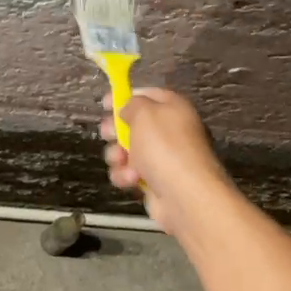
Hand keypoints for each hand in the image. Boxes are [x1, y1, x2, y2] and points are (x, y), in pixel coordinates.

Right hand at [100, 88, 236, 236]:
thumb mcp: (144, 113)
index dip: (124, 96)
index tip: (105, 104)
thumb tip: (128, 109)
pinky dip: (125, 175)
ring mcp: (163, 158)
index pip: (147, 95)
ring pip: (127, 150)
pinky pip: (130, 173)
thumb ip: (132, 103)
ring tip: (121, 160)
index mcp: (173, 109)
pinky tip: (131, 179)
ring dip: (117, 155)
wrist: (185, 196)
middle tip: (109, 134)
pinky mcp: (155, 181)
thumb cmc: (164, 147)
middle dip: (115, 130)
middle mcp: (170, 131)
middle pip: (133, 124)